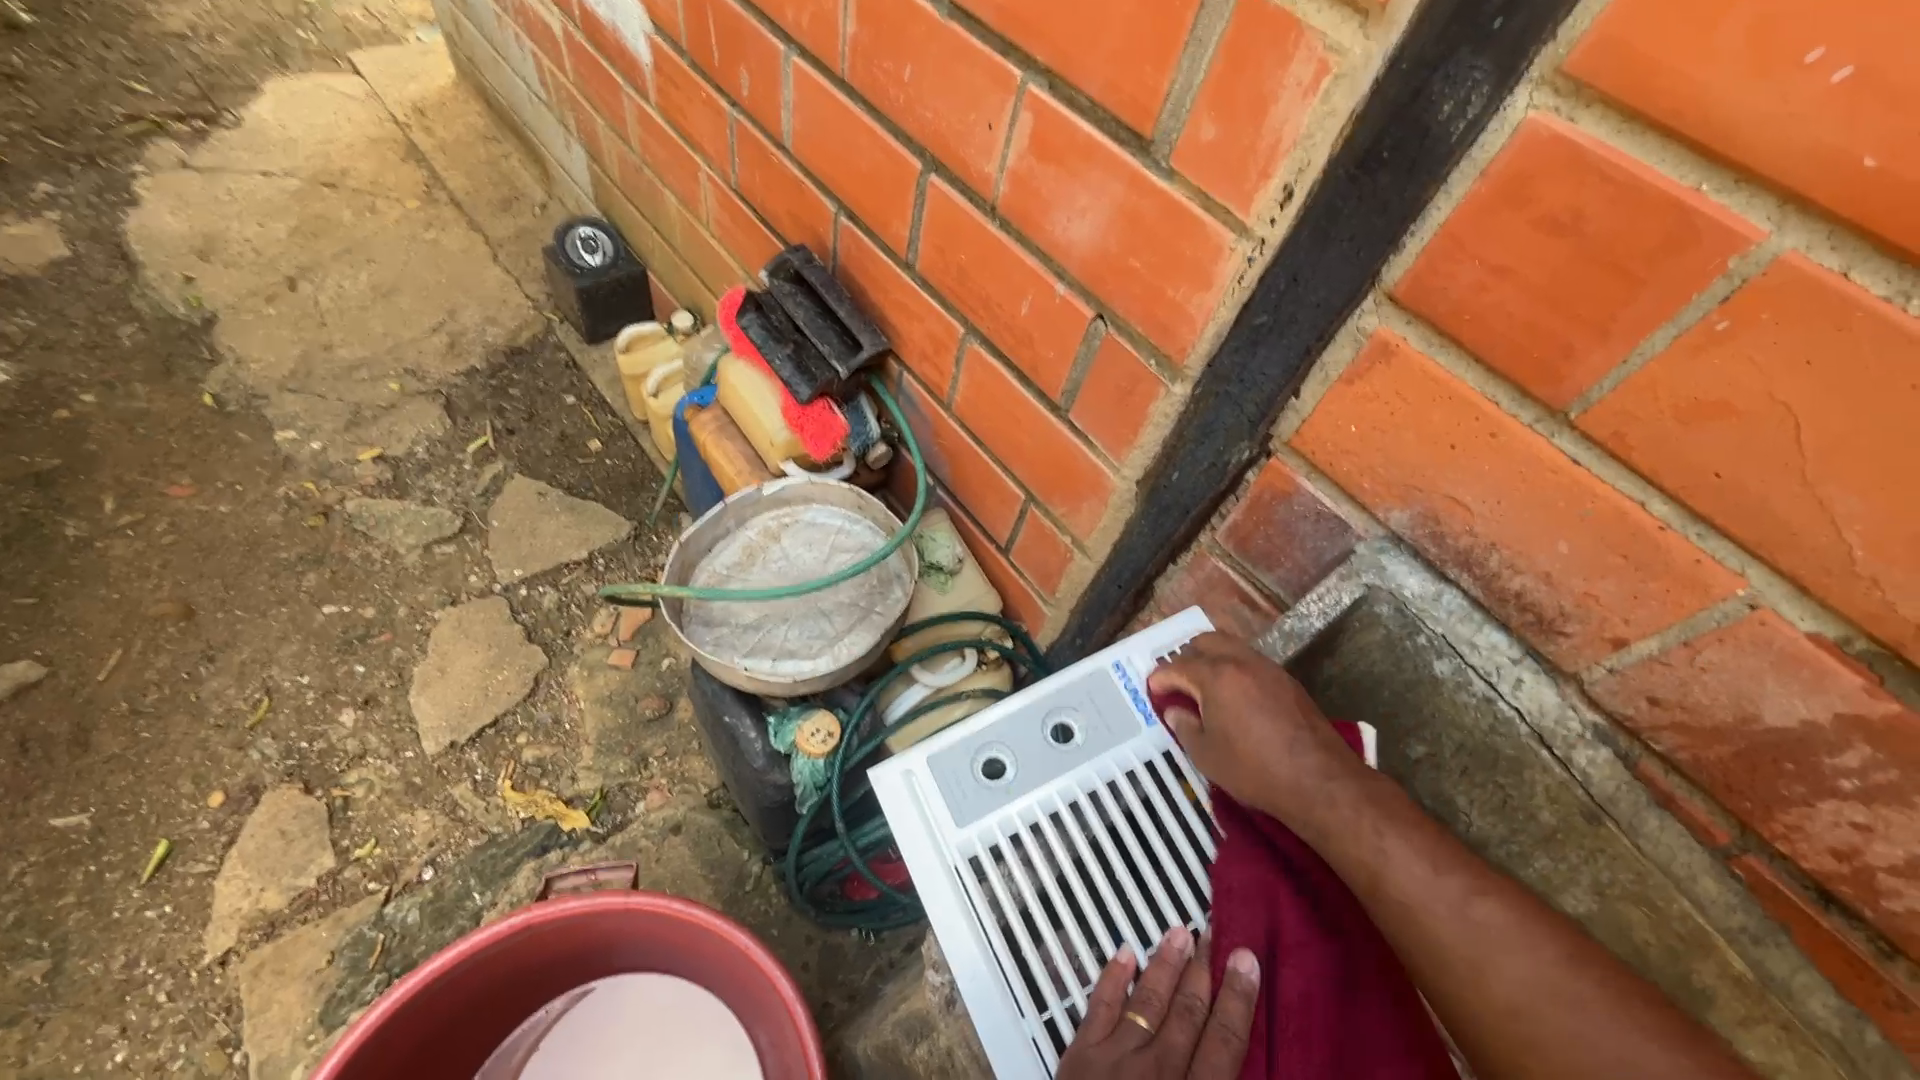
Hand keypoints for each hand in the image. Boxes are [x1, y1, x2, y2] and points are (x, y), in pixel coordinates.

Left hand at [1055, 925, 1259, 1079]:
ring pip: (1146, 1002)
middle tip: (1214, 930)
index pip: (1224, 1042)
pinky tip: (1124, 953)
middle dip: (1202, 971)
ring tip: (1179, 931)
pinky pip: (1098, 1008)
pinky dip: (1111, 979)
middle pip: (1186, 1013)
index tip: (1246, 959)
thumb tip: (1246, 1072)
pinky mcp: (1078, 1058)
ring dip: (1164, 965)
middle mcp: (1158, 1074)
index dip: (1238, 998)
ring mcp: (1114, 1062)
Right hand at [1147, 632, 1364, 824]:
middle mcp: (1242, 662)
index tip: (1153, 691)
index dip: (1160, 678)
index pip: (1178, 666)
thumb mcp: (1206, 754)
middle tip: (1178, 684)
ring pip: (1232, 648)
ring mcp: (1269, 669)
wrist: (1319, 781)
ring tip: (1205, 689)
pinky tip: (1234, 697)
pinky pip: (1252, 663)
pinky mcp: (1288, 682)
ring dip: (1213, 660)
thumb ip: (1184, 726)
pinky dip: (1235, 670)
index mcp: (1216, 676)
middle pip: (1206, 642)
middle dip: (1186, 658)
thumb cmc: (1254, 769)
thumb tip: (1175, 710)